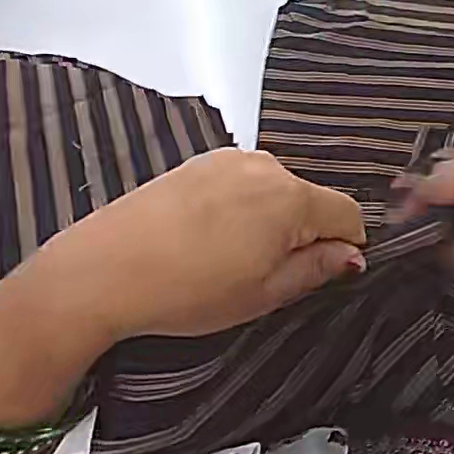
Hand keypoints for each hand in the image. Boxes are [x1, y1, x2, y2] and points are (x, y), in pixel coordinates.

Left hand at [47, 148, 367, 339]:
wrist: (104, 270)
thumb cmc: (184, 288)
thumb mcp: (265, 293)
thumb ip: (317, 268)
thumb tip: (349, 256)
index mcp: (290, 198)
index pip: (347, 213)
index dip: (344, 245)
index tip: (326, 268)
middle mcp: (264, 167)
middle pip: (311, 199)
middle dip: (303, 232)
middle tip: (267, 272)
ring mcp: (228, 159)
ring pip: (276, 190)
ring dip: (270, 219)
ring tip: (230, 256)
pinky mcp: (200, 162)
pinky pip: (243, 182)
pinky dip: (241, 207)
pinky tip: (210, 237)